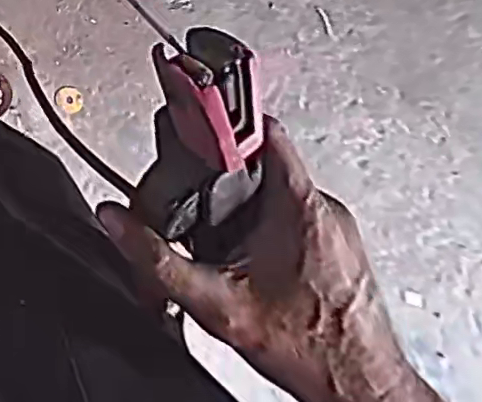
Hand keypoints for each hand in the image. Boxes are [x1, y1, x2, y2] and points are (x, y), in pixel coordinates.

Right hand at [98, 118, 439, 401]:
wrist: (366, 398)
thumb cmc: (313, 354)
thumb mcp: (218, 305)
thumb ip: (157, 259)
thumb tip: (116, 221)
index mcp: (298, 205)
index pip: (263, 129)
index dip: (223, 116)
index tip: (196, 109)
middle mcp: (321, 209)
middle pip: (261, 157)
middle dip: (222, 169)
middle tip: (196, 192)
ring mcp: (334, 229)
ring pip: (275, 186)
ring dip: (241, 199)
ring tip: (220, 233)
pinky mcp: (339, 249)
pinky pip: (293, 212)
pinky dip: (264, 221)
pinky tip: (248, 256)